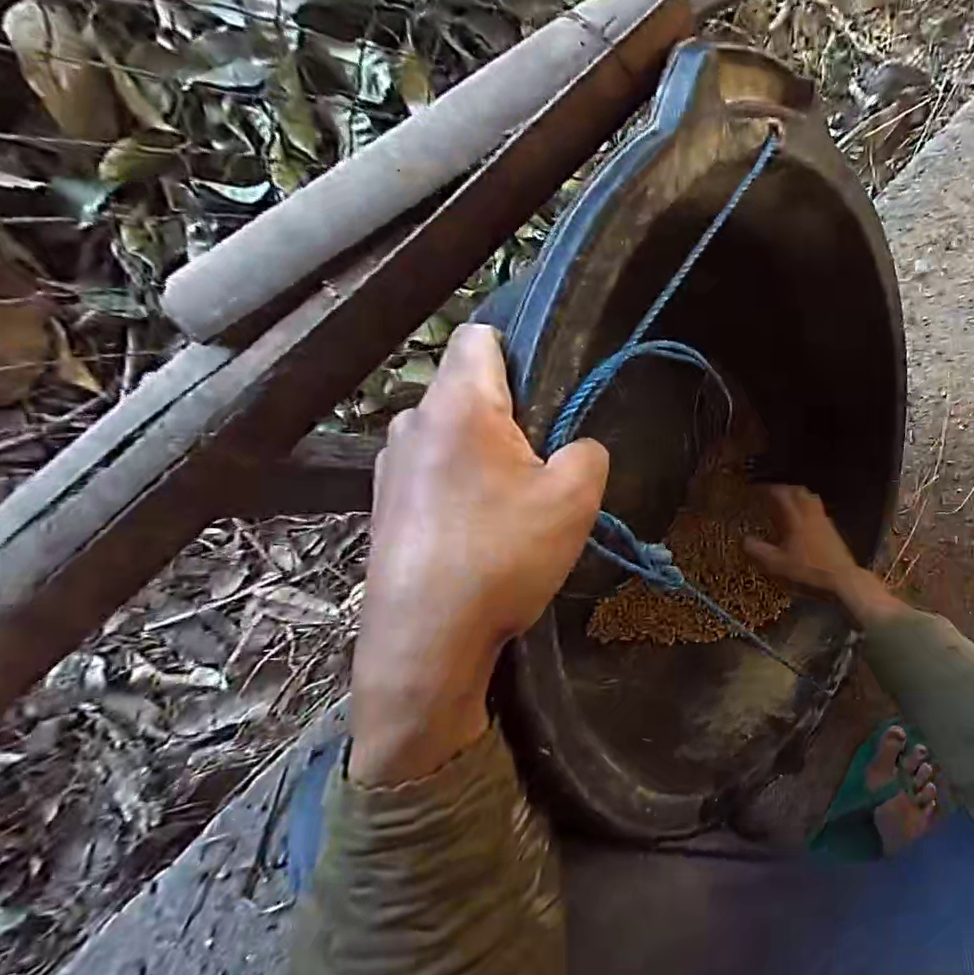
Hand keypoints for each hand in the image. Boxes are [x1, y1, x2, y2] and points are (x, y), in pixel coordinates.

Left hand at [349, 325, 607, 784]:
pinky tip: (478, 537)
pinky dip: (459, 490)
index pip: (481, 336)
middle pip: (468, 392)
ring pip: (451, 438)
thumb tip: (577, 447)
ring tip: (510, 511)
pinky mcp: (385, 507)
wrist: (427, 638)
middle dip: (509, 418)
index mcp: (459, 405)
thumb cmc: (503, 556)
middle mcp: (413, 422)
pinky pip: (433, 476)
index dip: (520, 352)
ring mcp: (390, 467)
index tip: (547, 399)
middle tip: (542, 470)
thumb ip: (588, 452)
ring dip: (484, 458)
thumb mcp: (574, 500)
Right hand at [745, 485, 904, 626]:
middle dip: (785, 490)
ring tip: (787, 508)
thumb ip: (758, 551)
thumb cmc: (807, 571)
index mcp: (796, 518)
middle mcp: (811, 515)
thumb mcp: (776, 565)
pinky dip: (807, 513)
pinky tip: (802, 527)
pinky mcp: (833, 533)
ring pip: (811, 501)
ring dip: (798, 499)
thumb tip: (745, 541)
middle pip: (799, 492)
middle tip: (773, 495)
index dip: (768, 489)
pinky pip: (818, 513)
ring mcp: (825, 522)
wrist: (843, 581)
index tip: (757, 490)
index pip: (781, 493)